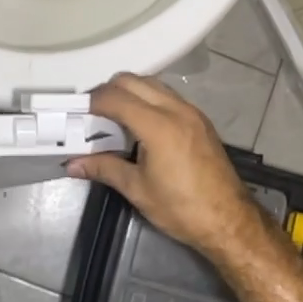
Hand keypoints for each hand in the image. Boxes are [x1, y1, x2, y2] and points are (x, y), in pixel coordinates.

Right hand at [65, 73, 269, 260]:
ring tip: (114, 118)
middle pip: (133, 81)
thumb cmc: (181, 208)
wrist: (229, 220)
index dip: (92, 102)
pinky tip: (140, 125)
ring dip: (130, 92)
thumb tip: (72, 164)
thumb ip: (104, 168)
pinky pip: (169, 96)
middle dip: (108, 91)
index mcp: (159, 126)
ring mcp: (192, 113)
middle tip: (92, 114)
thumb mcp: (137, 190)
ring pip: (153, 84)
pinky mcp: (201, 121)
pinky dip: (149, 99)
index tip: (76, 113)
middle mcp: (177, 110)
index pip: (116, 98)